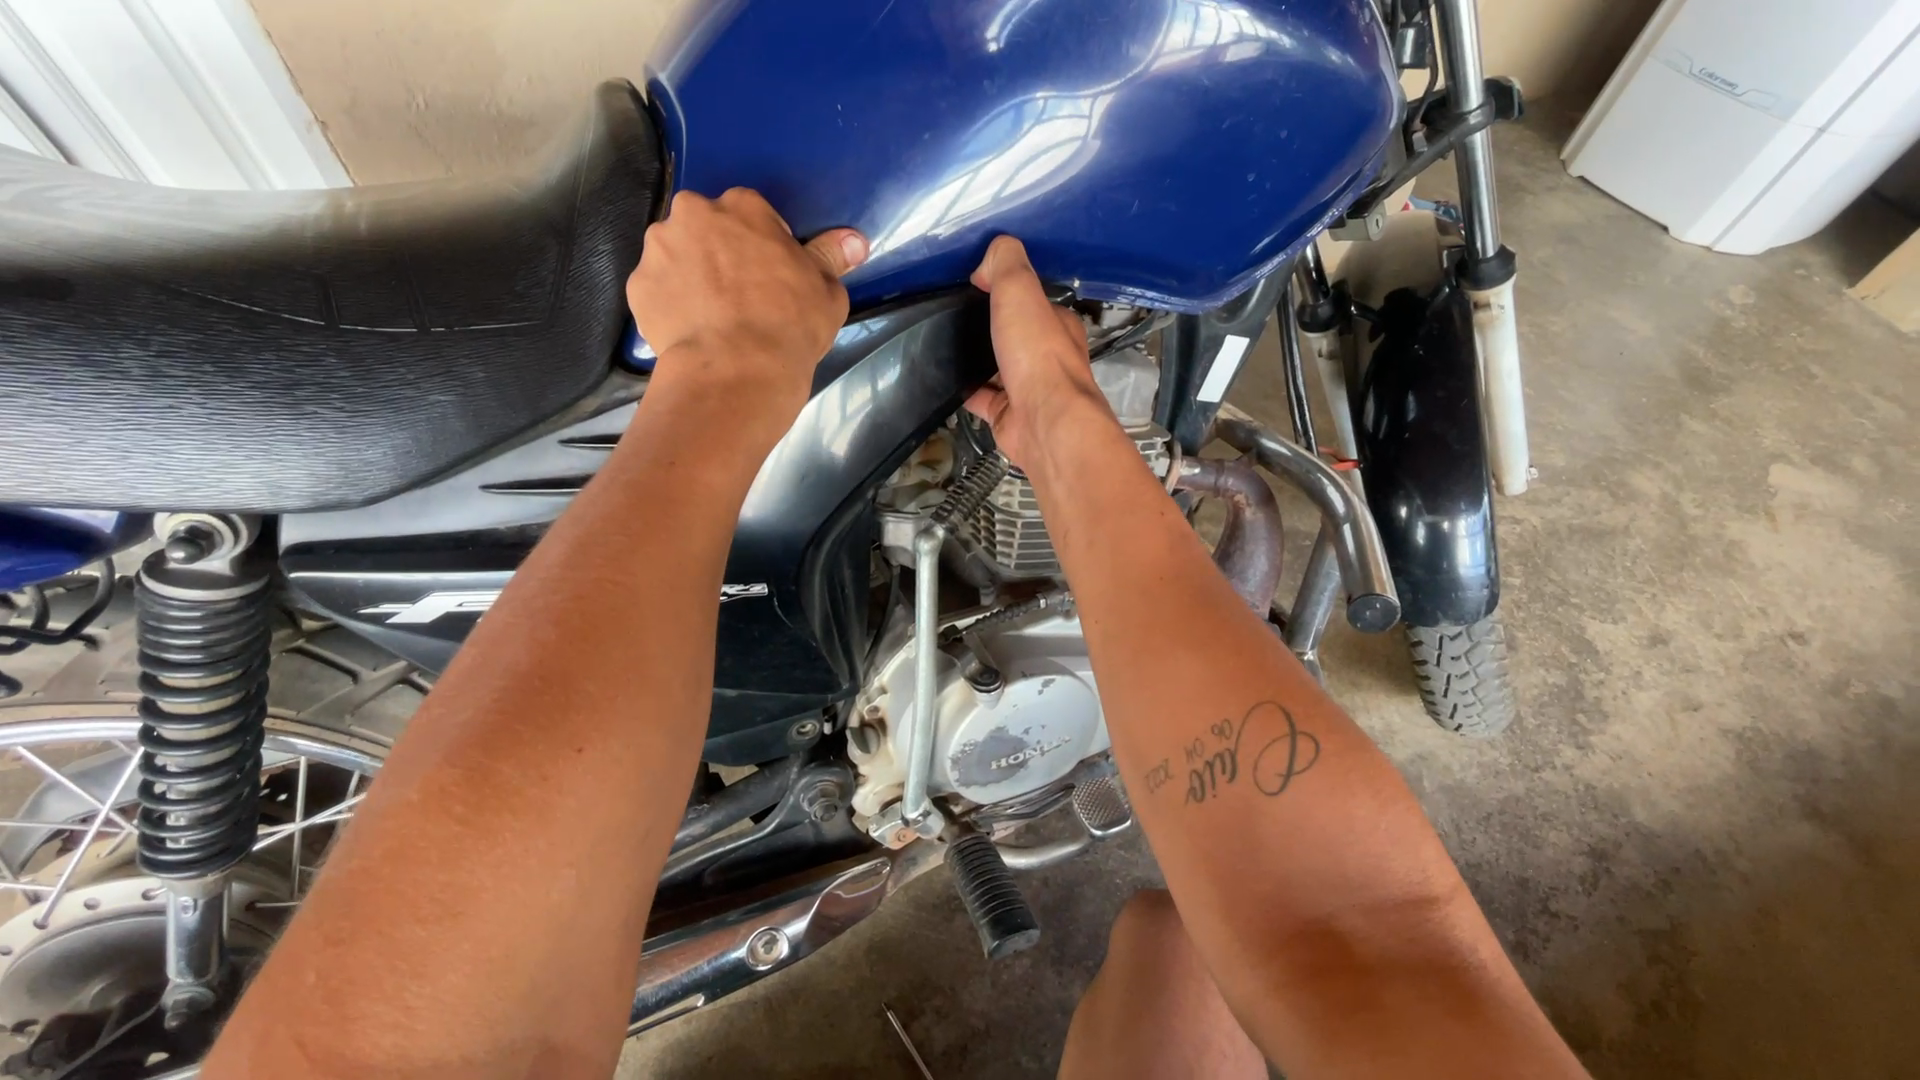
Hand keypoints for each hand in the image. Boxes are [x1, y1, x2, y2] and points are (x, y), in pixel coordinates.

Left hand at [627, 188, 867, 439]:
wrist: (736, 370)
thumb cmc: (789, 324)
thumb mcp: (827, 292)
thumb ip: (831, 258)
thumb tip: (854, 241)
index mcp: (742, 207)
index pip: (752, 213)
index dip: (763, 245)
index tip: (772, 276)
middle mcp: (692, 215)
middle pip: (707, 228)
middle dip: (720, 253)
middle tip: (742, 296)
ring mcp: (658, 250)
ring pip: (677, 256)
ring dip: (692, 276)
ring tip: (715, 318)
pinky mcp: (638, 289)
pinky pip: (658, 292)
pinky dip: (672, 306)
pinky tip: (694, 332)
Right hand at [964, 236, 1110, 468]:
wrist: (1044, 423)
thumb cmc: (1038, 356)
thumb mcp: (1020, 291)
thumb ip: (1006, 264)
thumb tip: (988, 257)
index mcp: (1056, 324)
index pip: (1031, 300)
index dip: (1005, 289)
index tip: (974, 282)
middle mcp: (1046, 357)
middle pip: (1013, 335)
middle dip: (988, 327)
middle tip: (953, 315)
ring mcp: (1027, 389)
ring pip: (996, 368)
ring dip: (975, 359)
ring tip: (943, 344)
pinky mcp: (1008, 414)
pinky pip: (980, 398)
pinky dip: (964, 391)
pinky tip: (944, 381)